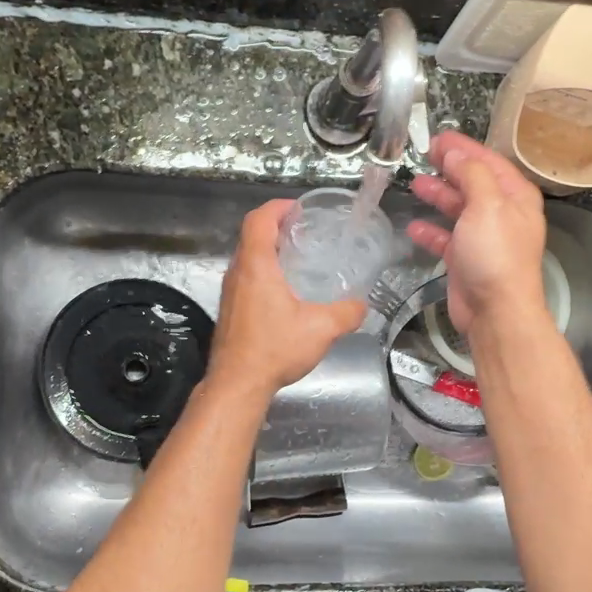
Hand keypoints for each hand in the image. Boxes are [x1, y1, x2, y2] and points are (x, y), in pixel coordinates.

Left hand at [209, 200, 366, 396]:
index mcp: (256, 266)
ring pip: (246, 259)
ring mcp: (229, 293)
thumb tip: (362, 306)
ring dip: (268, 251)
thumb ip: (346, 313)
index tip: (297, 209)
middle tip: (303, 231)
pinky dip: (262, 273)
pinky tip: (284, 292)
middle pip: (250, 236)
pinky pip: (245, 279)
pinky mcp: (230, 311)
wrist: (237, 384)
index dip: (277, 207)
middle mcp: (237, 273)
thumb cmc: (274, 349)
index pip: (259, 220)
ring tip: (296, 259)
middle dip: (275, 227)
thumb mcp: (321, 329)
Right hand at [407, 130, 547, 333]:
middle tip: (425, 155)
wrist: (496, 311)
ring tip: (416, 183)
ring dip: (439, 195)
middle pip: (473, 182)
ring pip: (458, 209)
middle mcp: (502, 214)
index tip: (438, 137)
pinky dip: (431, 231)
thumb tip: (455, 153)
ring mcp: (484, 238)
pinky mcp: (467, 260)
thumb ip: (471, 174)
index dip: (464, 148)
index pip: (489, 162)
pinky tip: (414, 226)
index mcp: (515, 196)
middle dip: (450, 168)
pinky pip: (446, 238)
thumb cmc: (496, 255)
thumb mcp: (487, 204)